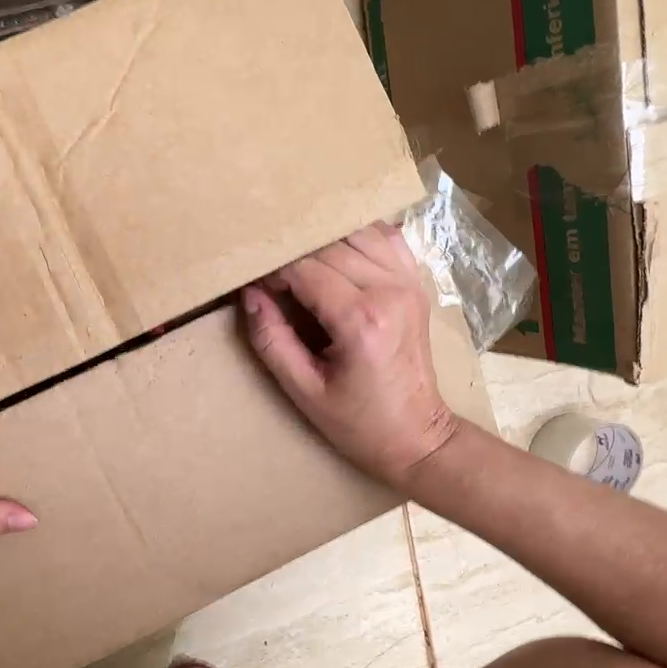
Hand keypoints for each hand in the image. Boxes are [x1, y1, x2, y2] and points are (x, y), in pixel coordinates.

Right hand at [241, 221, 459, 485]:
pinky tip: (336, 256)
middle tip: (272, 280)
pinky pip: (385, 238)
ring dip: (322, 244)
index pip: (305, 269)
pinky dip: (355, 238)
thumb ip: (271, 339)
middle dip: (293, 256)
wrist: (416, 435)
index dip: (272, 273)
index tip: (255, 287)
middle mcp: (390, 291)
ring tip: (301, 269)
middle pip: (328, 245)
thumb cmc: (357, 422)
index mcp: (361, 320)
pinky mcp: (416, 283)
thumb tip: (249, 294)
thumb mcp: (302, 389)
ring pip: (356, 232)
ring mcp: (409, 282)